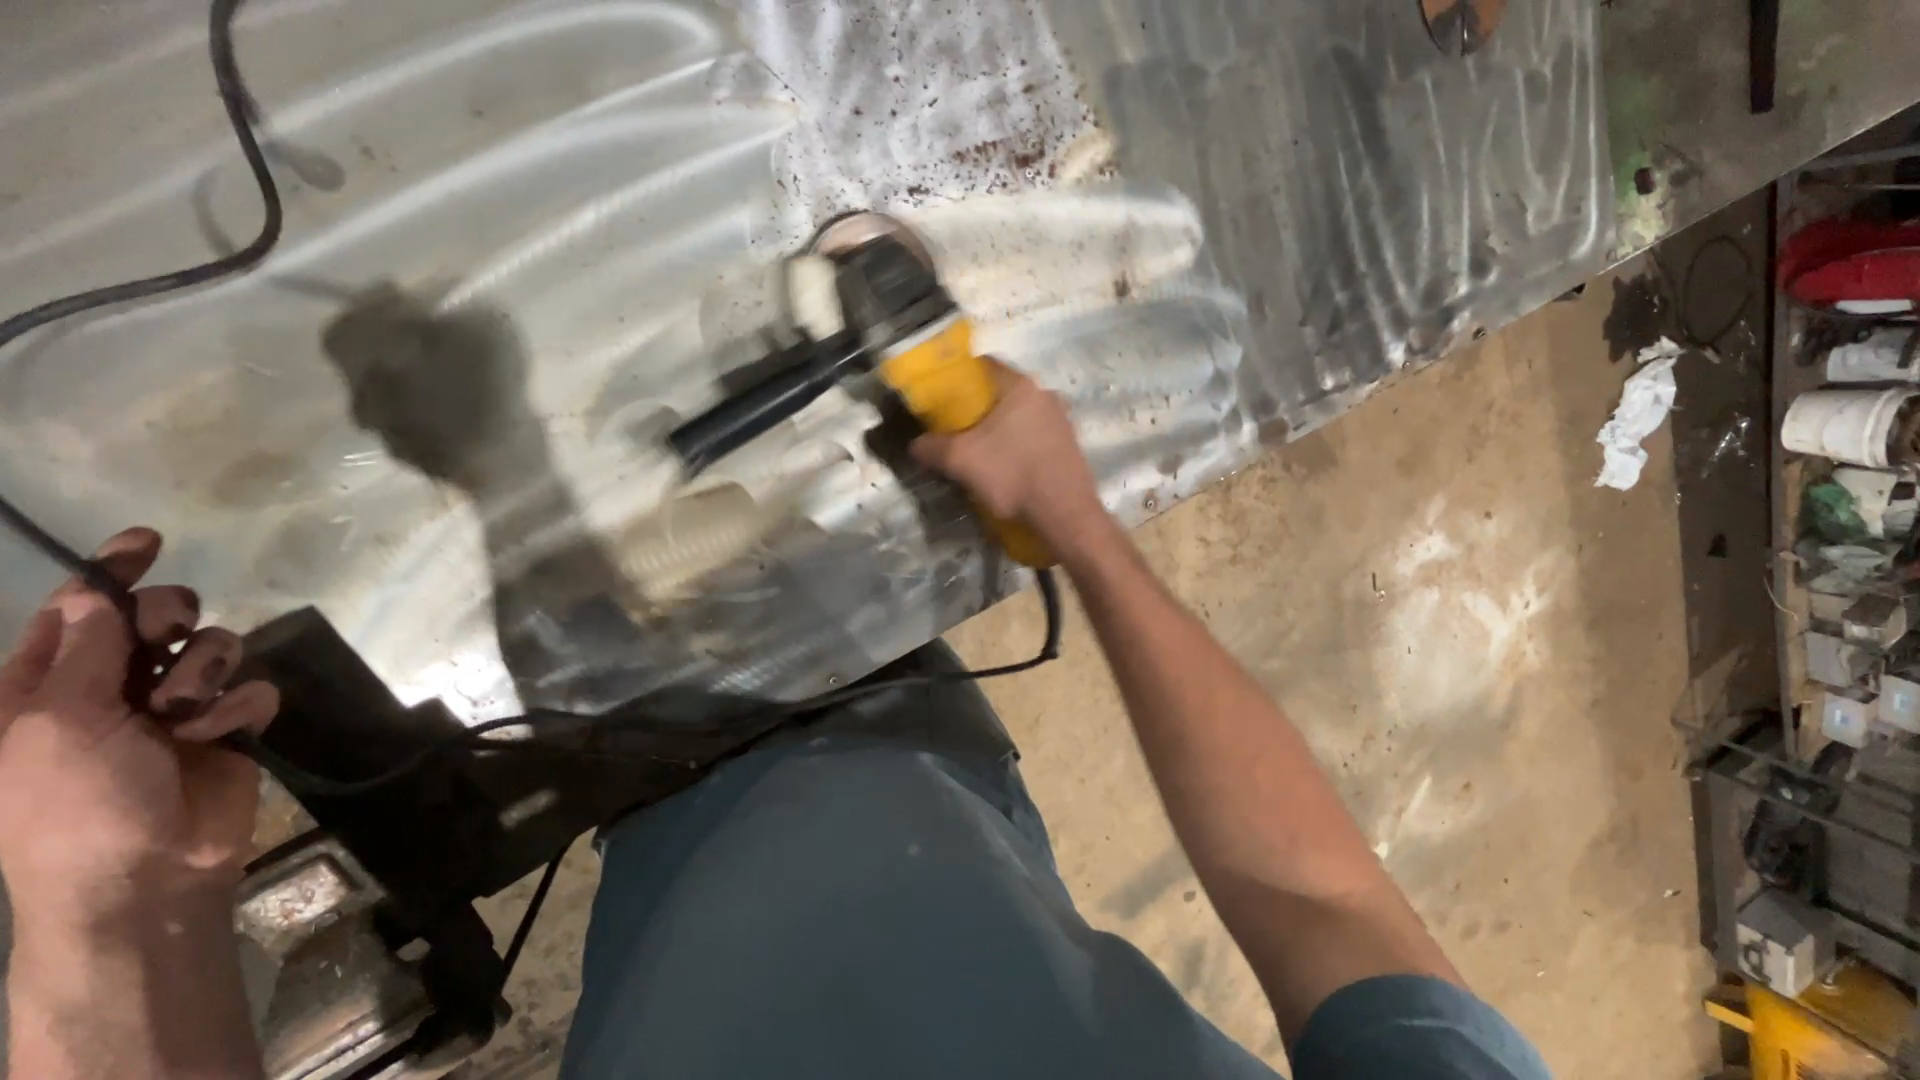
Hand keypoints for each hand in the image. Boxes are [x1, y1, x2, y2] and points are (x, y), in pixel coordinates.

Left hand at [0, 528, 280, 929]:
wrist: (145, 876)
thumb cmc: (73, 803)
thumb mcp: (56, 722)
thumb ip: (82, 651)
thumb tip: (92, 590)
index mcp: (47, 687)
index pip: (79, 610)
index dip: (111, 572)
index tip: (147, 539)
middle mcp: (112, 690)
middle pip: (156, 618)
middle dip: (170, 618)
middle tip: (169, 637)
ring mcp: (176, 710)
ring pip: (212, 648)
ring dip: (204, 672)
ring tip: (186, 712)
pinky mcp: (230, 728)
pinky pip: (251, 690)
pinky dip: (239, 708)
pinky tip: (223, 733)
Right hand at [910, 360, 1117, 561]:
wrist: (1064, 514)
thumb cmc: (1012, 475)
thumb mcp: (961, 461)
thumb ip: (932, 447)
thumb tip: (915, 445)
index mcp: (1020, 386)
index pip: (983, 365)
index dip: (958, 378)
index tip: (942, 397)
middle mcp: (1045, 393)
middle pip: (1002, 392)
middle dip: (978, 407)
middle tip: (956, 427)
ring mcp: (1062, 419)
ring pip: (1020, 414)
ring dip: (1000, 428)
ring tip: (980, 450)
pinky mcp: (1069, 444)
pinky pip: (1035, 434)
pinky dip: (1018, 443)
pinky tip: (1007, 466)